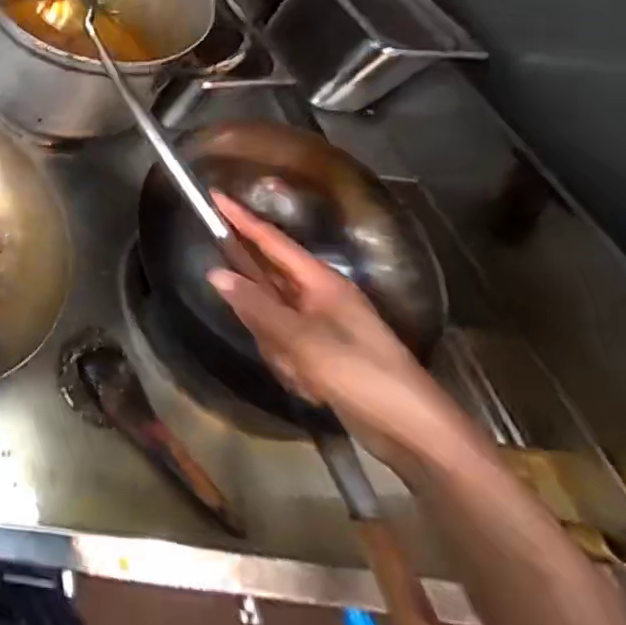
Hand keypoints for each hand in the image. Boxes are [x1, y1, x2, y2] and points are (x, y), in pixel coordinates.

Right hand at [207, 191, 482, 476]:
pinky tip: (311, 388)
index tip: (216, 196)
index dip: (242, 219)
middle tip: (272, 338)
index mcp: (321, 281)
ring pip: (271, 322)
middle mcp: (319, 296)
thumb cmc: (359, 372)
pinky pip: (284, 347)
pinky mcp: (321, 352)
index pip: (272, 241)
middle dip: (262, 316)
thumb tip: (215, 274)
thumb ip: (256, 306)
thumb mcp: (301, 339)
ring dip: (279, 350)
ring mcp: (320, 325)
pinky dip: (290, 367)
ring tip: (305, 375)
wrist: (410, 428)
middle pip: (267, 286)